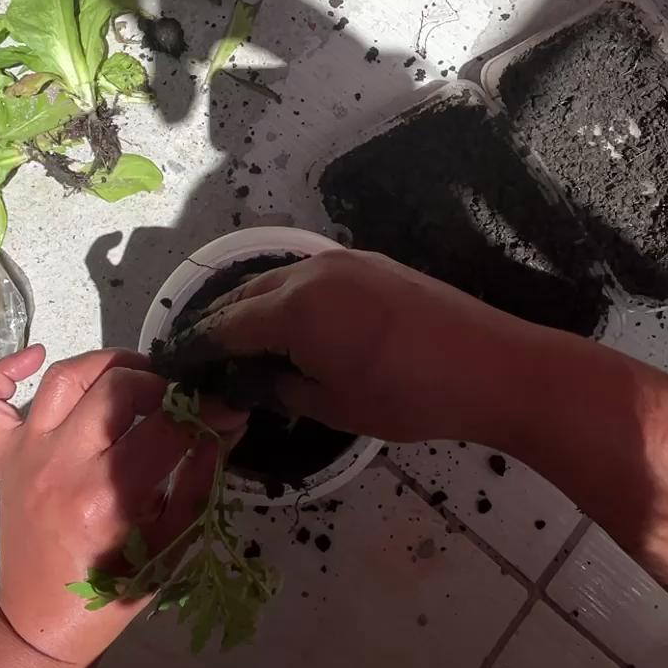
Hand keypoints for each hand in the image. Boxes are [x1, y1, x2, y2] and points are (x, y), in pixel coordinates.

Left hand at [0, 346, 242, 666]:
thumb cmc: (116, 588)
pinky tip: (36, 357)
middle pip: (114, 386)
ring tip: (133, 376)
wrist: (42, 622)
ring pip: (62, 378)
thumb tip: (226, 423)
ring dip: (106, 364)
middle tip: (172, 398)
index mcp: (110, 496)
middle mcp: (63, 466)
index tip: (223, 405)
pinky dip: (7, 370)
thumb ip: (200, 478)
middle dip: (156, 382)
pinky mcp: (2, 458)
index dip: (206, 409)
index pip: (169, 425)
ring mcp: (26, 458)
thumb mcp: (173, 542)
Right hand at [193, 249, 548, 444]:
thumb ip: (281, 387)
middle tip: (204, 353)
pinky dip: (289, 298)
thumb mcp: (335, 405)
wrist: (493, 365)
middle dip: (222, 323)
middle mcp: (312, 272)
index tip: (175, 361)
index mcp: (295, 309)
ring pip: (280, 281)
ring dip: (255, 306)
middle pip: (249, 294)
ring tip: (242, 340)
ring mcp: (345, 261)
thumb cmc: (409, 396)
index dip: (199, 345)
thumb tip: (246, 381)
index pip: (228, 325)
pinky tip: (292, 322)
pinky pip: (311, 277)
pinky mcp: (372, 263)